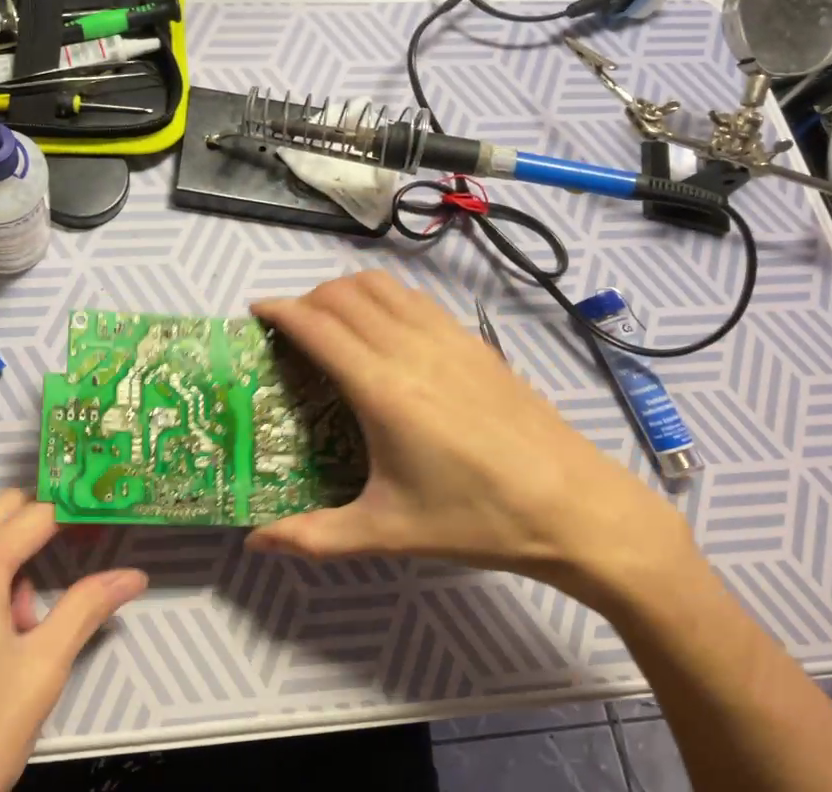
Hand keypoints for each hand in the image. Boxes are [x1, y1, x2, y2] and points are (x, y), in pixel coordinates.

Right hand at [247, 272, 696, 599]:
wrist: (577, 508)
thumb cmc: (477, 520)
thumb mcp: (387, 532)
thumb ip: (313, 536)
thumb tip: (254, 544)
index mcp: (382, 389)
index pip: (317, 325)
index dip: (279, 310)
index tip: (255, 313)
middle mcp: (411, 349)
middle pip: (342, 294)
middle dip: (305, 299)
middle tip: (288, 329)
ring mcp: (448, 339)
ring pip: (381, 285)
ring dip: (344, 291)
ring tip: (330, 321)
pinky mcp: (476, 342)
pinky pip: (414, 299)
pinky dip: (383, 297)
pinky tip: (384, 330)